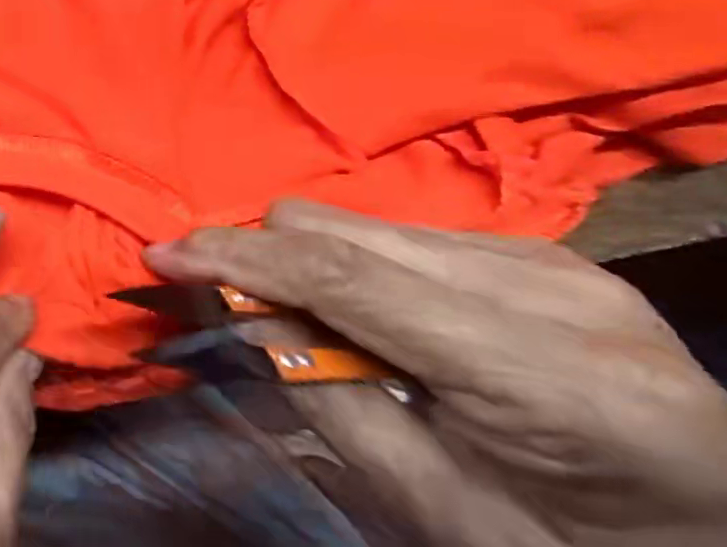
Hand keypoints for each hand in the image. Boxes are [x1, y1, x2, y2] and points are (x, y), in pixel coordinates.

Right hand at [142, 201, 726, 546]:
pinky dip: (357, 267)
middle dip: (268, 261)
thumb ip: (322, 390)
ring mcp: (557, 258)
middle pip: (348, 231)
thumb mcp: (430, 507)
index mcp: (561, 379)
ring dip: (311, 264)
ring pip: (364, 220)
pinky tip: (378, 321)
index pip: (354, 282)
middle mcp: (564, 290)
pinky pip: (400, 233)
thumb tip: (231, 305)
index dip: (244, 261)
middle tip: (234, 313)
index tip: (162, 255)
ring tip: (320, 331)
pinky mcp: (542, 249)